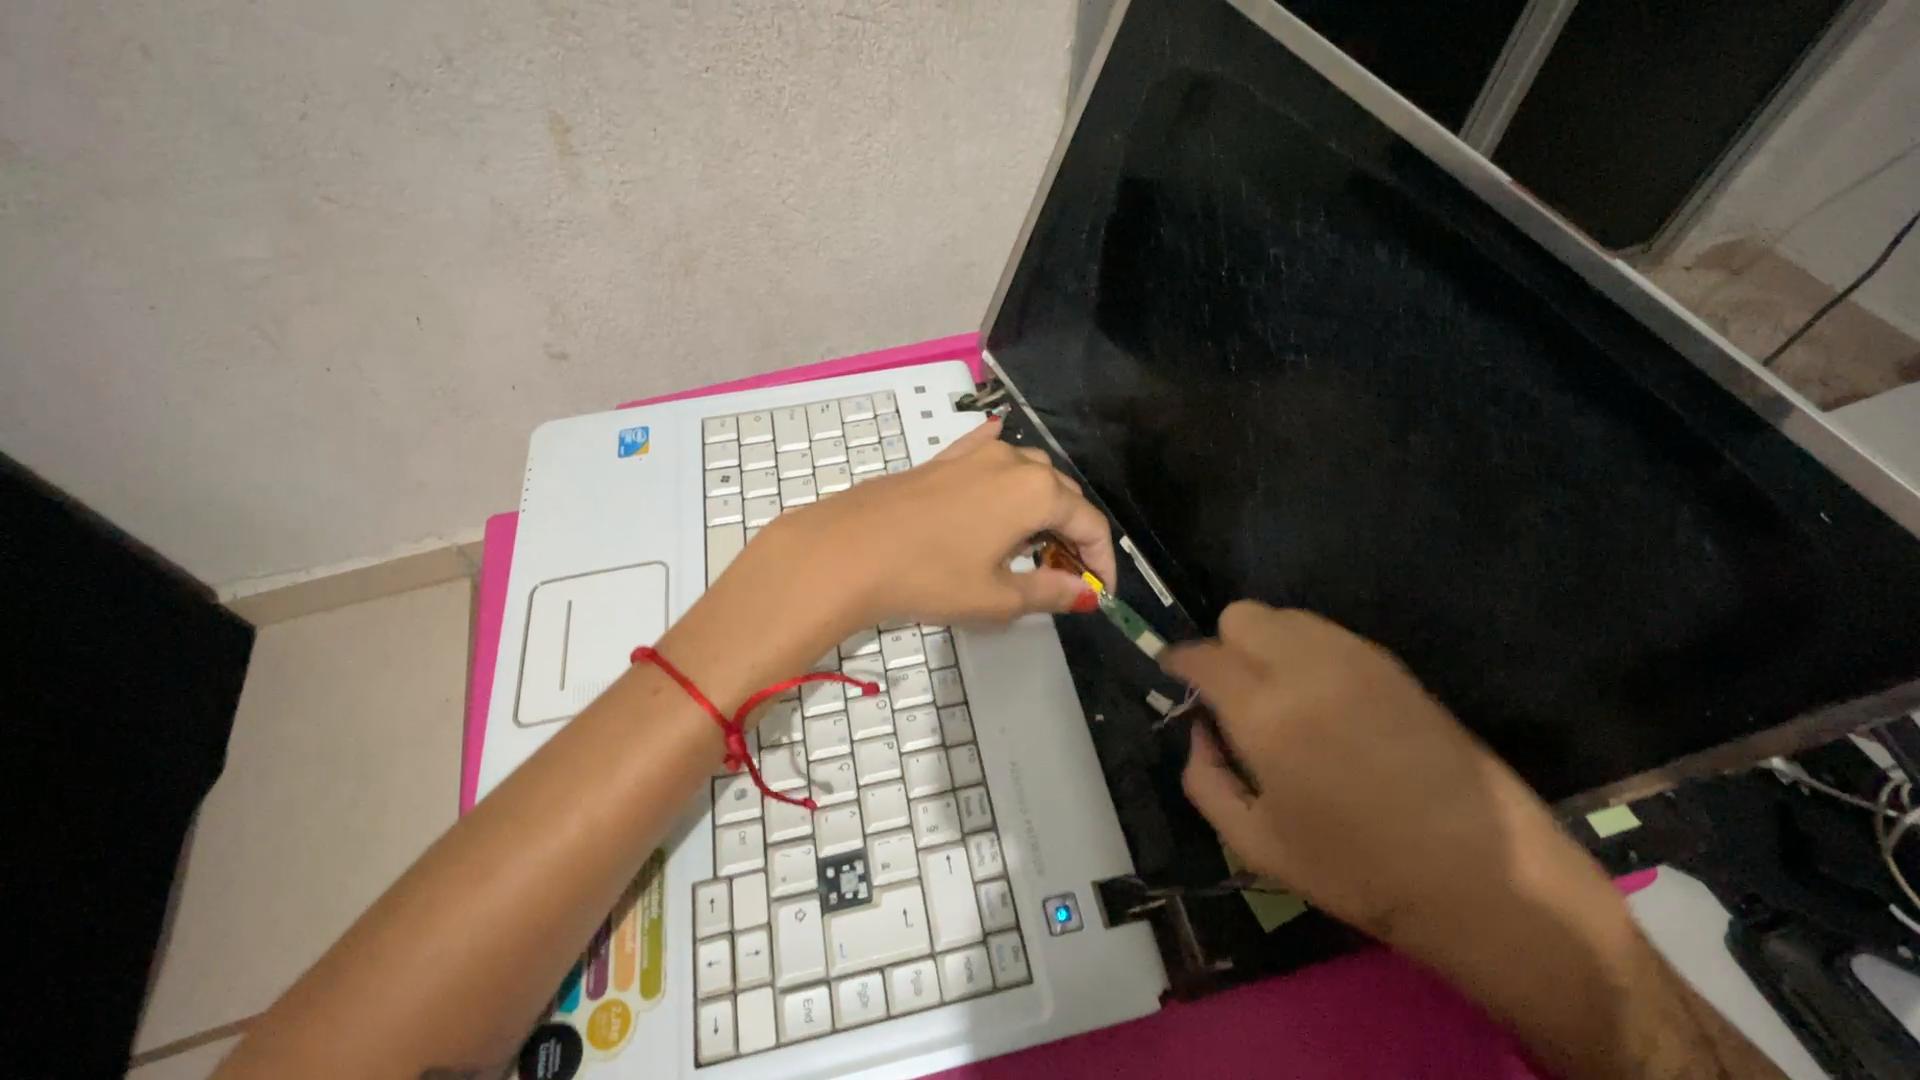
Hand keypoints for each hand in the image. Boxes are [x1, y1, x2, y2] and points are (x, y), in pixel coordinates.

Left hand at [659, 416, 1112, 704]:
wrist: (846, 550)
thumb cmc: (928, 577)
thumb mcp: (995, 596)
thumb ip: (1047, 592)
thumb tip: (1083, 594)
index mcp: (1035, 492)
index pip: (1089, 523)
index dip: (1102, 561)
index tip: (1100, 593)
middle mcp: (1012, 462)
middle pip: (1061, 494)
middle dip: (1072, 534)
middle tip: (1065, 575)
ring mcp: (973, 455)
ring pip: (1027, 473)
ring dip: (1040, 505)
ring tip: (1031, 544)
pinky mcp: (941, 459)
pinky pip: (986, 453)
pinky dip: (1003, 465)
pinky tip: (1000, 457)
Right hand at [1166, 602, 1616, 954]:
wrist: (1480, 873)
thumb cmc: (1355, 869)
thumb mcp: (1254, 845)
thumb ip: (1205, 779)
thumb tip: (1201, 732)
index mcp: (1264, 712)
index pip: (1203, 656)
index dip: (1179, 663)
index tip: (1175, 679)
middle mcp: (1305, 667)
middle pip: (1242, 616)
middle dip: (1224, 646)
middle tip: (1231, 694)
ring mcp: (1355, 660)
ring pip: (1286, 617)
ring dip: (1266, 644)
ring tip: (1278, 696)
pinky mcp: (1393, 666)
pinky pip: (1328, 634)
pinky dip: (1307, 651)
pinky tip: (1322, 700)